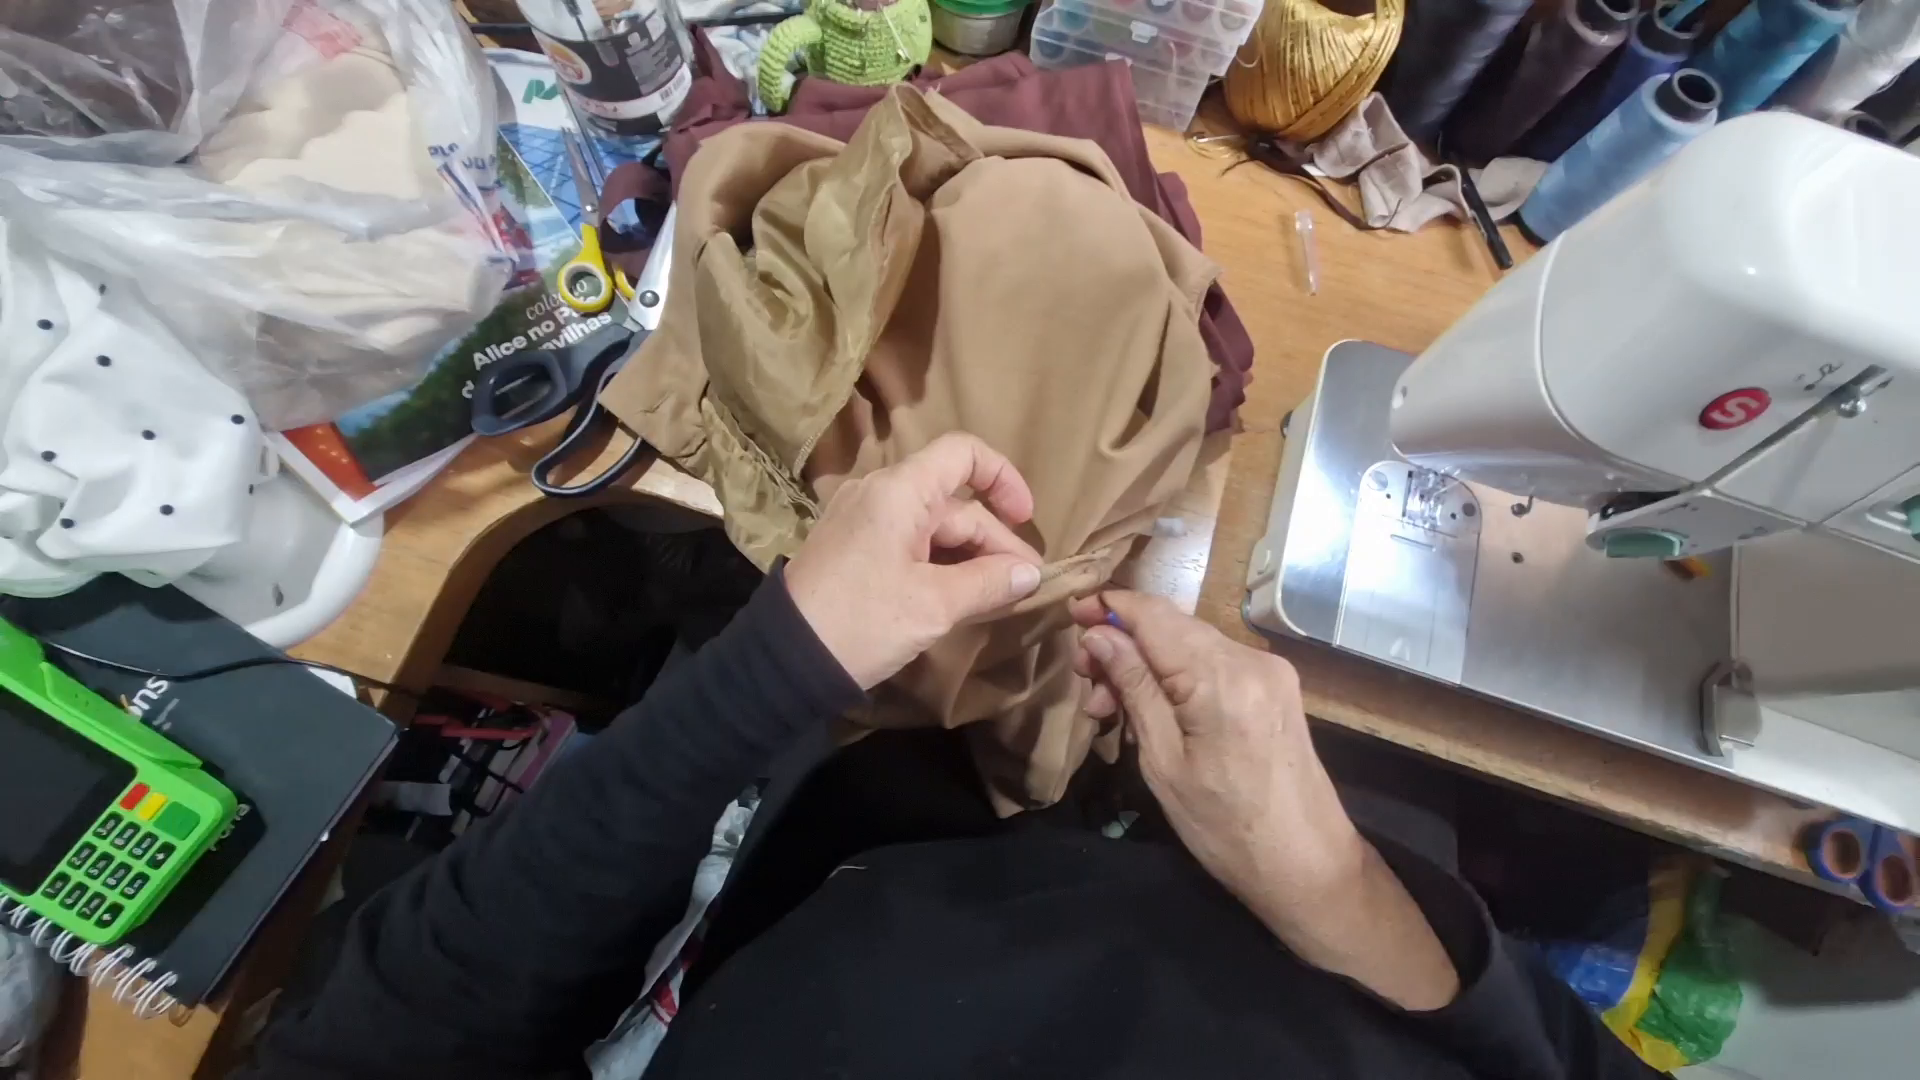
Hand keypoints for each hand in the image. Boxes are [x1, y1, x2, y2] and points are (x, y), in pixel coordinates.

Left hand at [785, 433, 1044, 689]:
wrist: (784, 660)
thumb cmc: (862, 622)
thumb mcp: (934, 606)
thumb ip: (988, 583)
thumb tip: (1031, 574)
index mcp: (899, 491)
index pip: (963, 453)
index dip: (1003, 478)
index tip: (1025, 520)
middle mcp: (880, 493)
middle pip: (954, 503)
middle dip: (994, 541)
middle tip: (1025, 585)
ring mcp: (863, 520)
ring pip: (933, 527)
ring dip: (970, 557)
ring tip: (1000, 595)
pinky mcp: (854, 548)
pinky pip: (909, 543)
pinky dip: (940, 564)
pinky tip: (962, 595)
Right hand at [1069, 591, 1363, 922]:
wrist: (1309, 869)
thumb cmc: (1224, 828)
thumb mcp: (1162, 761)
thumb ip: (1133, 686)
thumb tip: (1097, 635)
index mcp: (1221, 677)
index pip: (1153, 613)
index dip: (1108, 606)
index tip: (1071, 614)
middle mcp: (1250, 659)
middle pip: (1170, 623)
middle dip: (1121, 641)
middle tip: (1086, 681)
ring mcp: (1268, 670)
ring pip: (1188, 642)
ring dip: (1145, 661)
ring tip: (1110, 707)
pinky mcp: (1275, 685)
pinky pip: (1211, 662)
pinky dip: (1175, 674)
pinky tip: (1151, 708)